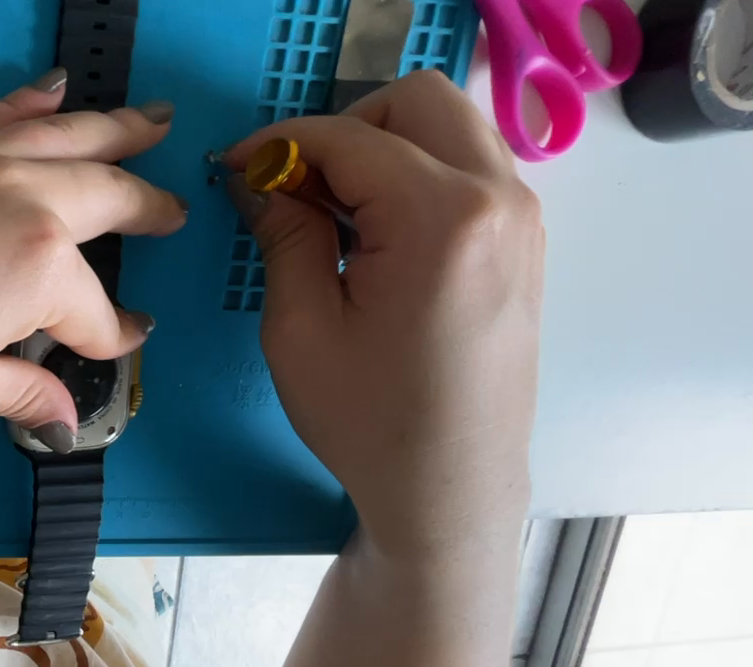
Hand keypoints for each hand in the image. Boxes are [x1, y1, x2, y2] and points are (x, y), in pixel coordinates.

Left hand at [0, 73, 187, 438]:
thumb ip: (19, 389)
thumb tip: (54, 415)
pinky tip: (55, 93)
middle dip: (145, 210)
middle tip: (173, 213)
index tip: (117, 344)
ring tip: (153, 123)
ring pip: (66, 136)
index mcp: (39, 264)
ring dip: (114, 130)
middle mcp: (19, 198)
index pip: (91, 311)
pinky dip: (32, 104)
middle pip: (104, 199)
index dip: (107, 336)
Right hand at [225, 71, 541, 560]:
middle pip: (418, 101)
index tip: (230, 168)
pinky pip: (464, 171)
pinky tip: (365, 237)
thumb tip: (262, 185)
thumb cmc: (364, 416)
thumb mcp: (299, 330)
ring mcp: (521, 215)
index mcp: (440, 216)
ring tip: (320, 216)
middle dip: (339, 130)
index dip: (279, 143)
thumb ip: (286, 240)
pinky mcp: (519, 241)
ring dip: (376, 152)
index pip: (352, 138)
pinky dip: (408, 178)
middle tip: (285, 189)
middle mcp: (499, 195)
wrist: (447, 479)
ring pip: (447, 129)